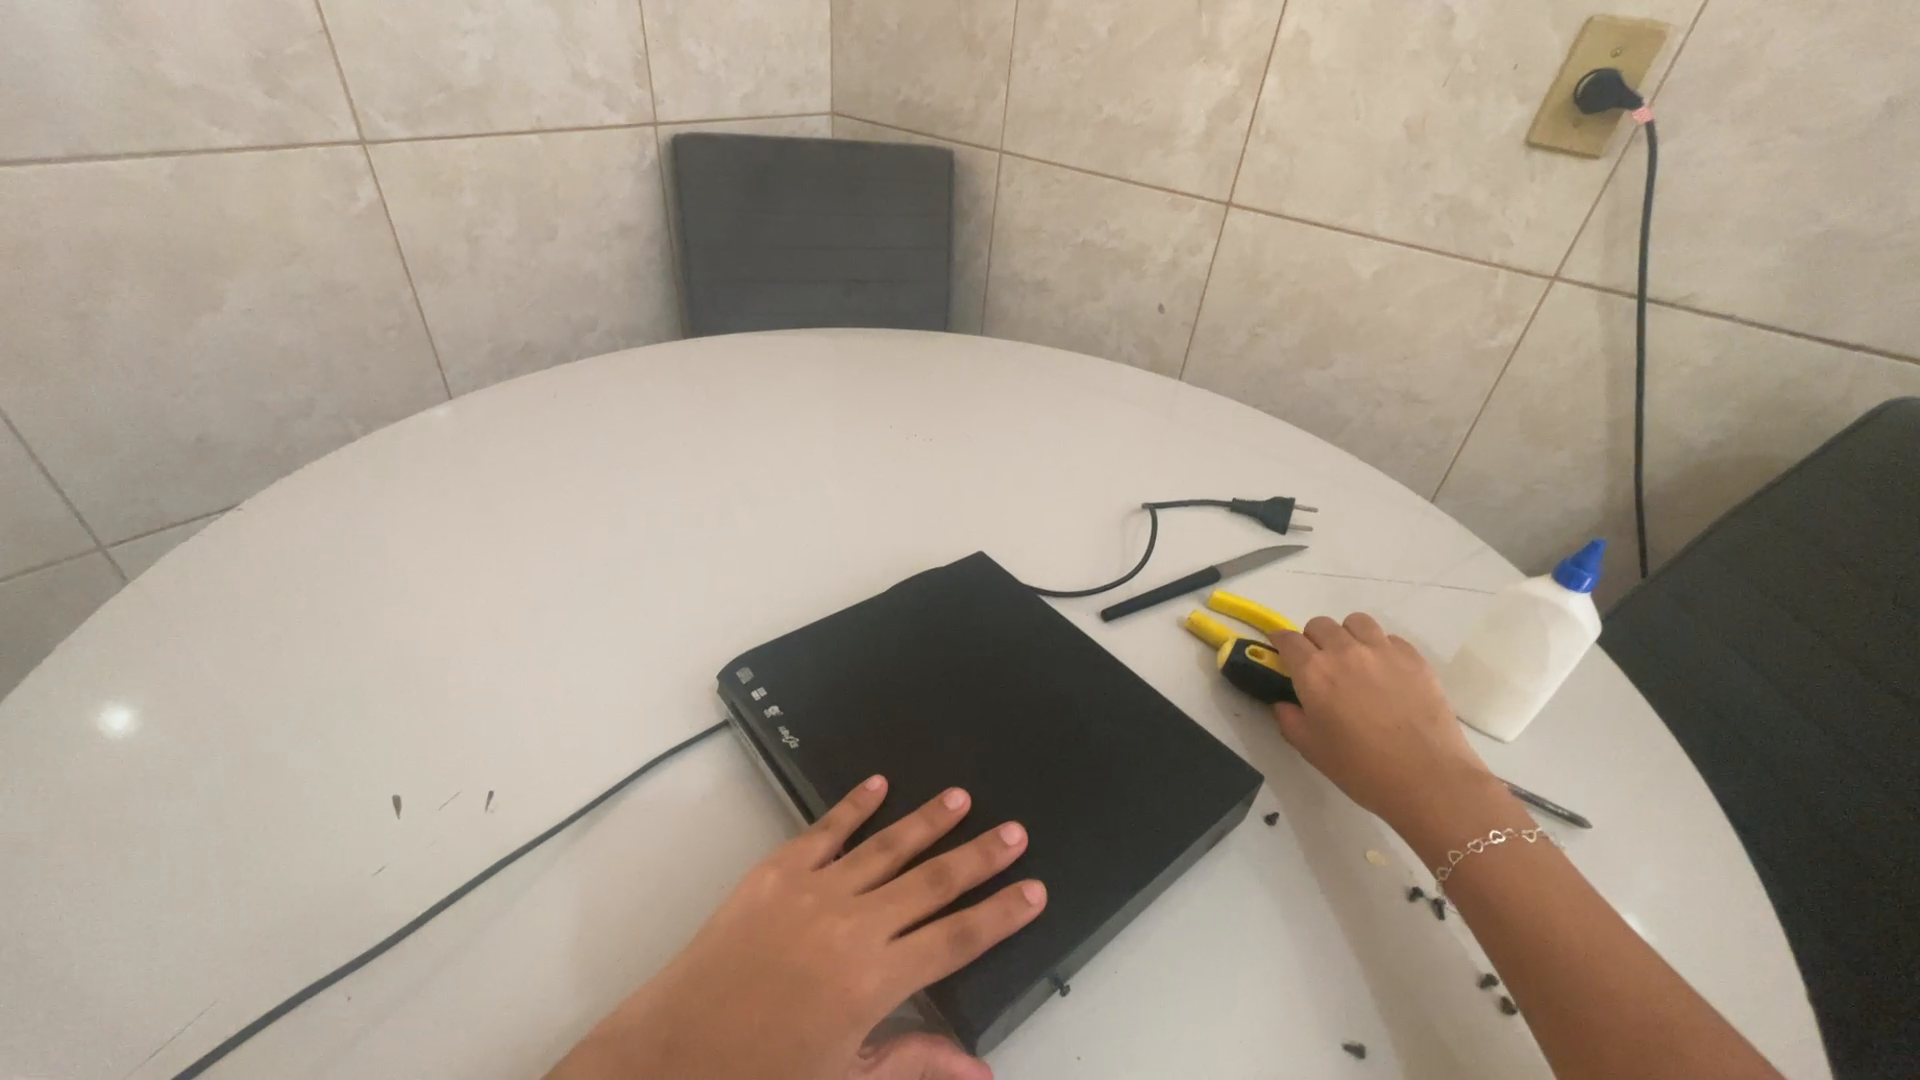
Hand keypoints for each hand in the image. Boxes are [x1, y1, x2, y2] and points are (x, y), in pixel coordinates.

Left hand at [546, 777, 1046, 1079]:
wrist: (672, 1055)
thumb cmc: (762, 1074)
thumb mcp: (847, 1078)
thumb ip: (917, 1062)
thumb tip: (981, 1070)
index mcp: (875, 981)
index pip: (958, 938)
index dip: (1002, 914)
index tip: (1035, 890)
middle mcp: (853, 925)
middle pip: (933, 881)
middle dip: (980, 856)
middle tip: (1014, 831)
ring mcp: (814, 891)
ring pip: (886, 846)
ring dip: (928, 821)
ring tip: (962, 797)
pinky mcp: (776, 872)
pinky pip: (824, 830)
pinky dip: (853, 805)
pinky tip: (879, 784)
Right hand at [1267, 613, 1502, 831]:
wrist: (1427, 777)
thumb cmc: (1360, 767)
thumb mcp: (1310, 748)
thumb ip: (1289, 719)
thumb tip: (1284, 703)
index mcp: (1313, 671)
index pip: (1287, 639)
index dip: (1281, 643)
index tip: (1282, 653)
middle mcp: (1344, 651)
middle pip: (1320, 624)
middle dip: (1313, 640)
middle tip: (1319, 665)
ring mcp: (1382, 651)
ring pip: (1356, 622)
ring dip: (1347, 635)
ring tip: (1354, 660)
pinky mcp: (1414, 658)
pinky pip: (1389, 638)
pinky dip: (1380, 648)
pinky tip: (1385, 673)